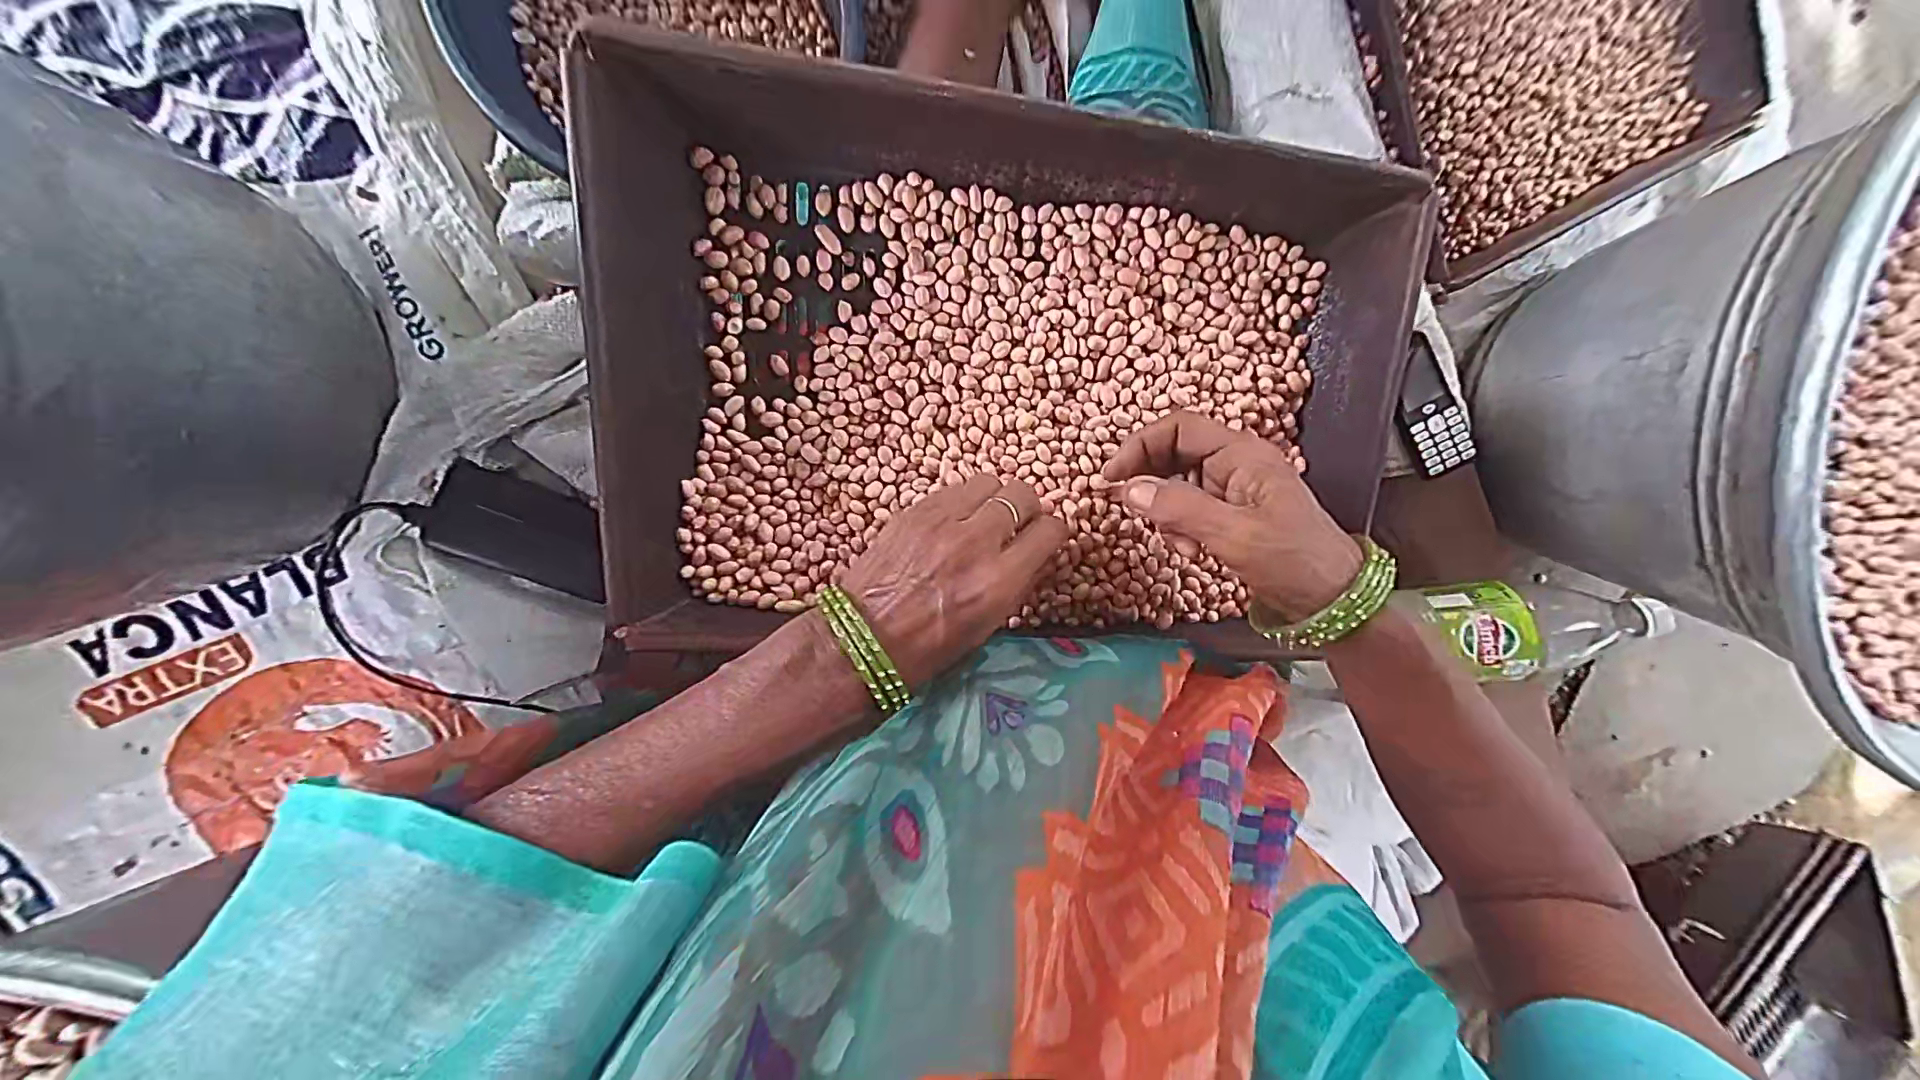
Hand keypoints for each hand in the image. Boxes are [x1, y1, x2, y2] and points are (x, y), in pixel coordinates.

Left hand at [839, 474, 1068, 685]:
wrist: (863, 641)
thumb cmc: (929, 648)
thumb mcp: (988, 626)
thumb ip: (1017, 584)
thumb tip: (1036, 554)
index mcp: (999, 581)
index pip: (1050, 531)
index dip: (1052, 533)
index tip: (1045, 539)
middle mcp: (974, 543)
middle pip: (1022, 494)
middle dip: (1028, 508)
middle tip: (1017, 525)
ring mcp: (940, 521)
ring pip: (988, 482)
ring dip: (994, 499)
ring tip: (984, 519)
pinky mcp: (912, 511)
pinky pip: (953, 489)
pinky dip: (962, 502)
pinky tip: (953, 522)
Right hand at [1102, 411, 1361, 622]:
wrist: (1332, 600)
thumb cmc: (1293, 559)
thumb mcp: (1233, 534)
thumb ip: (1179, 508)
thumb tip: (1128, 489)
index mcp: (1241, 454)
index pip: (1178, 429)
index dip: (1140, 446)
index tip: (1112, 477)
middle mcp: (1233, 465)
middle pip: (1172, 456)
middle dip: (1151, 485)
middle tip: (1135, 511)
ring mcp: (1230, 491)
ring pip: (1175, 487)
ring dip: (1166, 515)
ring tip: (1183, 545)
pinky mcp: (1227, 517)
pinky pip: (1186, 512)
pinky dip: (1179, 531)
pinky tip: (1194, 552)